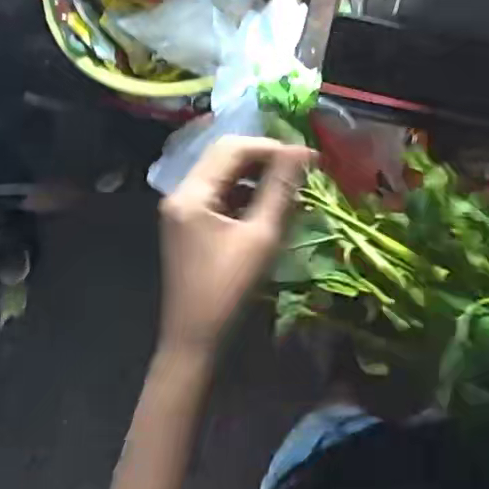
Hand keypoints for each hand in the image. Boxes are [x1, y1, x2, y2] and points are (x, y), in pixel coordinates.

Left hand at [157, 137, 312, 353]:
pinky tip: (269, 205)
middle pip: (225, 155)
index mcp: (192, 193)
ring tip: (290, 186)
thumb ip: (280, 189)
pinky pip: (219, 193)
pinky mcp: (189, 223)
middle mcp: (181, 192)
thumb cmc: (227, 290)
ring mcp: (183, 208)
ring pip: (223, 173)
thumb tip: (302, 151)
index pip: (233, 148)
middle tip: (300, 169)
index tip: (307, 159)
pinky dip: (245, 192)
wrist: (193, 340)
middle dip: (265, 157)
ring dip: (256, 174)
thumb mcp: (261, 236)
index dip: (272, 147)